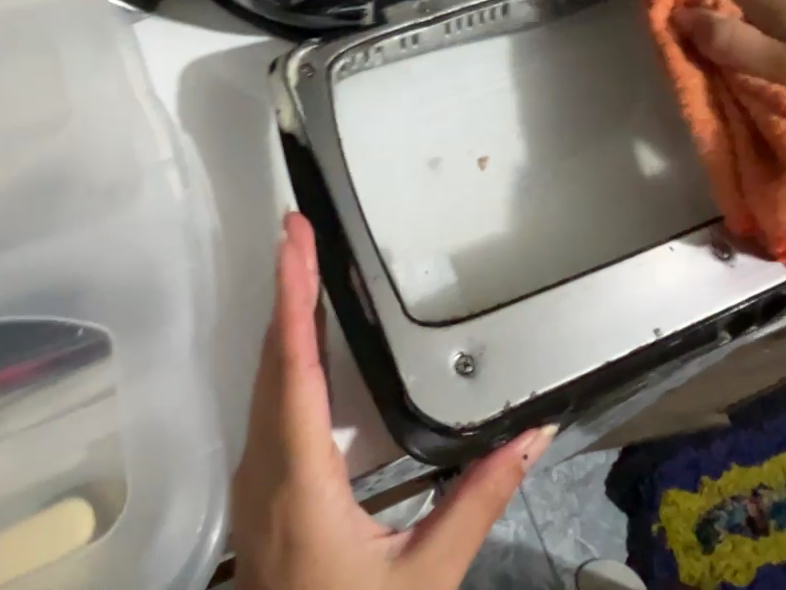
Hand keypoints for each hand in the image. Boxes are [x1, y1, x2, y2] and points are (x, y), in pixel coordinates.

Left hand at [231, 213, 557, 589]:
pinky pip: (268, 403)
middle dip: (284, 288)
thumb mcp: (425, 578)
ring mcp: (254, 476)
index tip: (290, 241)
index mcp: (300, 477)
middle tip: (297, 230)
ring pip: (264, 378)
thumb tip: (531, 436)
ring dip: (282, 317)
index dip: (292, 297)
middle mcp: (264, 465)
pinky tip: (303, 342)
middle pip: (271, 359)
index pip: (293, 368)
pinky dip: (284, 356)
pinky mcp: (260, 486)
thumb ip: (477, 502)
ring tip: (300, 265)